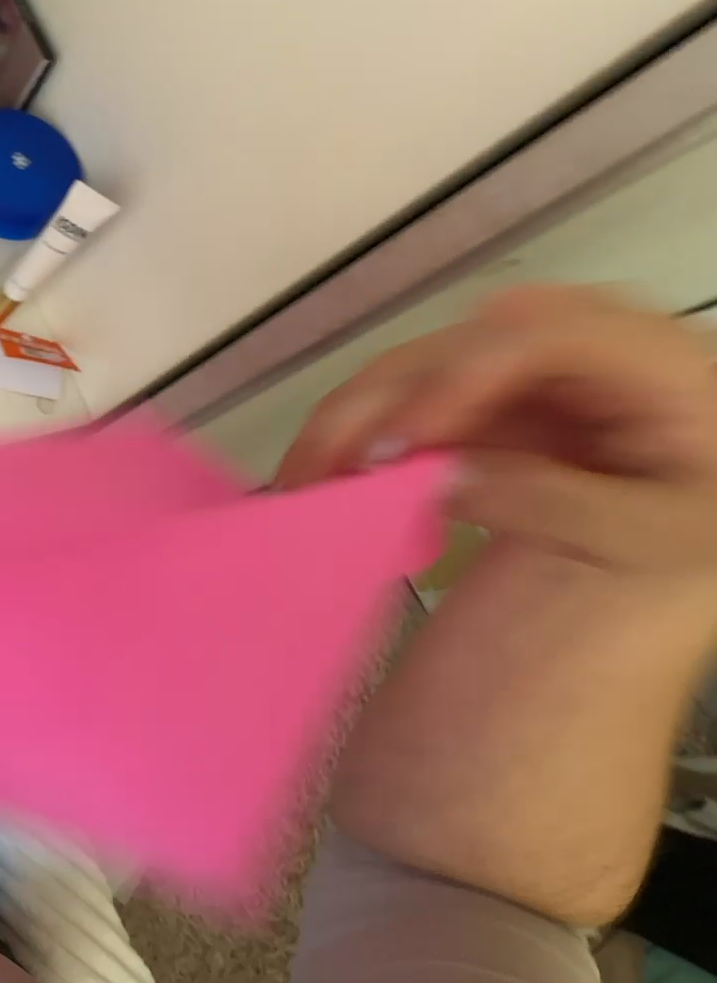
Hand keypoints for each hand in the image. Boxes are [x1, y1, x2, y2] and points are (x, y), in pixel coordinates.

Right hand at [277, 285, 716, 570]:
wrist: (591, 646)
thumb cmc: (642, 599)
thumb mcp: (638, 553)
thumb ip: (557, 501)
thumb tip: (442, 473)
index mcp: (677, 392)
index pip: (562, 337)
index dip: (470, 370)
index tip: (401, 438)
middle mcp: (595, 375)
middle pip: (470, 343)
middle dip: (388, 395)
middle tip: (332, 460)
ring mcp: (527, 398)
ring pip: (416, 370)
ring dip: (350, 417)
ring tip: (306, 475)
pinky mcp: (473, 426)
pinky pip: (395, 409)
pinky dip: (348, 437)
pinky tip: (320, 472)